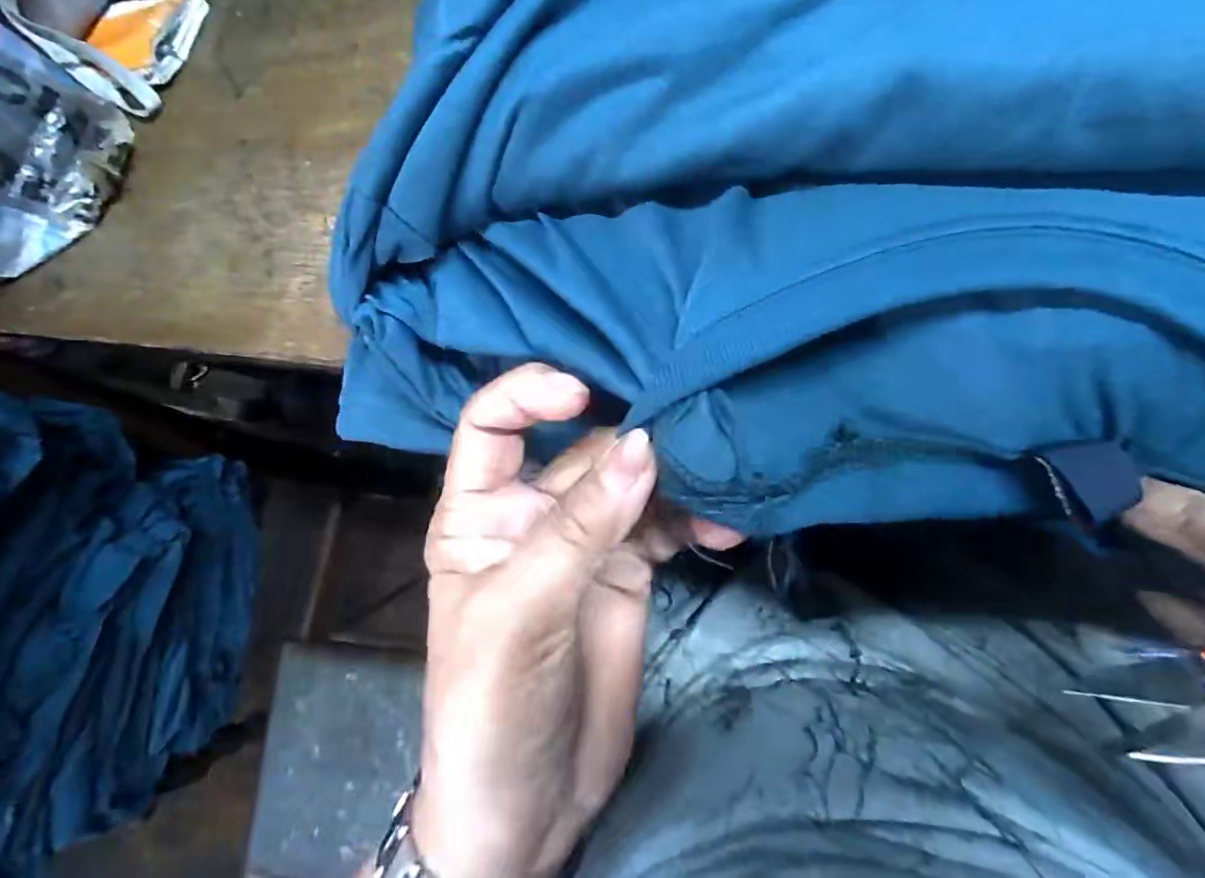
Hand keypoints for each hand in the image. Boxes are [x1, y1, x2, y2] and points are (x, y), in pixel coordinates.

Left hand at [412, 364, 743, 877]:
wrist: (530, 809)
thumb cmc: (490, 706)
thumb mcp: (523, 612)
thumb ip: (581, 529)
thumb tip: (642, 444)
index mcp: (478, 512)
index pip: (492, 424)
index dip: (530, 395)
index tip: (583, 394)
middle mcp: (533, 514)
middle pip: (584, 449)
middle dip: (632, 440)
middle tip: (688, 436)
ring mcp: (585, 541)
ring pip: (633, 483)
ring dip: (676, 480)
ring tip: (719, 484)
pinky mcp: (627, 570)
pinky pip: (664, 526)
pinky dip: (694, 520)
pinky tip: (725, 528)